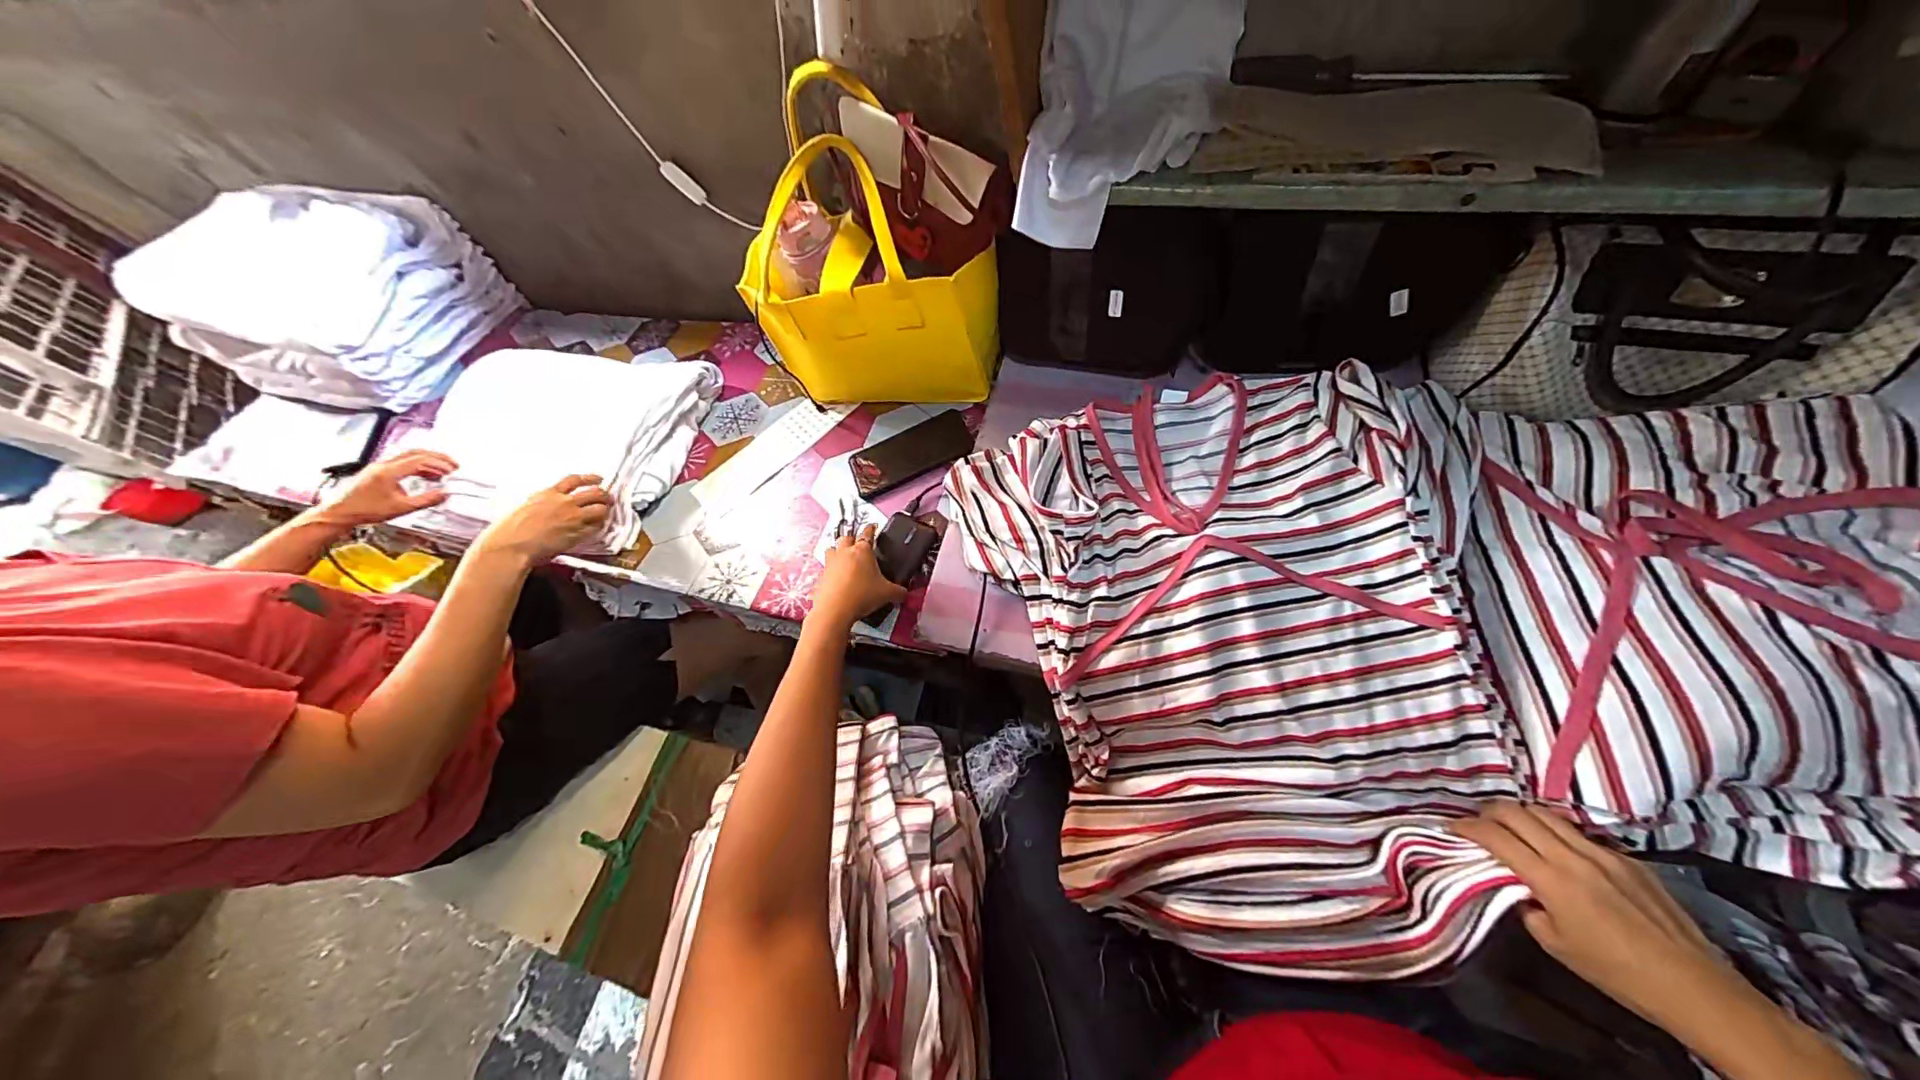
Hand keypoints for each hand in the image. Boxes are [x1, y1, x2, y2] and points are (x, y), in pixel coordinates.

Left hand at [315, 450, 457, 526]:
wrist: (339, 512)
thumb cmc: (366, 510)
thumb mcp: (401, 508)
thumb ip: (426, 500)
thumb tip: (445, 494)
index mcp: (389, 471)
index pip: (420, 460)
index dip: (440, 464)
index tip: (454, 470)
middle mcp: (383, 465)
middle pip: (415, 453)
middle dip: (437, 457)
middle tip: (453, 465)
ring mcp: (379, 466)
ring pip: (408, 456)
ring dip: (428, 462)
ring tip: (442, 472)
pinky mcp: (377, 471)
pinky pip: (401, 463)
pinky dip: (417, 466)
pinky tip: (424, 476)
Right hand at [472, 474, 613, 563]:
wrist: (512, 545)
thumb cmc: (511, 528)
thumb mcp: (527, 505)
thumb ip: (545, 501)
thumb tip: (553, 503)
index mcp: (549, 493)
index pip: (575, 480)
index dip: (590, 478)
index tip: (599, 479)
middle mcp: (565, 503)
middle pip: (595, 493)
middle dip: (604, 495)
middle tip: (607, 499)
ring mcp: (574, 518)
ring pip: (601, 509)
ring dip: (605, 510)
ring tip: (604, 513)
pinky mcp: (578, 533)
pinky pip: (596, 527)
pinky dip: (599, 526)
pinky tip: (597, 527)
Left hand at [809, 525, 905, 629]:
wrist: (835, 610)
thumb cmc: (862, 595)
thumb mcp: (887, 594)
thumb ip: (899, 591)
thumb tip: (904, 593)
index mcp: (862, 550)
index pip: (867, 534)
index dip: (871, 529)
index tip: (872, 527)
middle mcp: (845, 552)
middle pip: (846, 537)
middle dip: (852, 539)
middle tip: (858, 545)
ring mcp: (830, 563)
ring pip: (832, 549)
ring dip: (838, 551)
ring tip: (845, 559)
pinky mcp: (821, 576)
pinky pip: (826, 568)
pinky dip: (832, 570)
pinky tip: (838, 579)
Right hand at [1456, 801, 1857, 1079]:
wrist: (1696, 988)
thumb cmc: (1616, 973)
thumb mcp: (1555, 943)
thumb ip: (1527, 903)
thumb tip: (1518, 885)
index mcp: (1552, 879)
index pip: (1495, 836)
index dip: (1467, 827)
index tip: (1452, 828)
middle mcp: (1575, 857)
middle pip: (1518, 812)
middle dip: (1490, 812)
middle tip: (1478, 822)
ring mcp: (1606, 854)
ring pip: (1548, 814)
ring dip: (1522, 815)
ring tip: (1512, 827)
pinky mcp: (1630, 859)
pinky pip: (1580, 832)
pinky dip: (1556, 831)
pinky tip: (1557, 848)